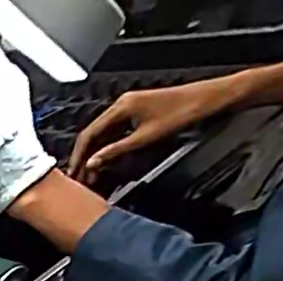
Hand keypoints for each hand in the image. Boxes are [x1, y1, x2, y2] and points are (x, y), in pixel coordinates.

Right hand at [67, 78, 240, 183]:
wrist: (210, 99)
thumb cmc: (184, 112)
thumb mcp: (146, 137)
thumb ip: (115, 151)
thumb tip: (92, 163)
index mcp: (122, 107)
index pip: (88, 134)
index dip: (77, 156)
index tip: (72, 173)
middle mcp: (122, 106)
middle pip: (93, 136)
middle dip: (84, 158)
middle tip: (78, 179)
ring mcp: (129, 110)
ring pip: (102, 137)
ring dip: (95, 157)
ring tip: (90, 176)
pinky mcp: (137, 115)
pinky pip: (114, 135)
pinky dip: (107, 151)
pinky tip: (105, 164)